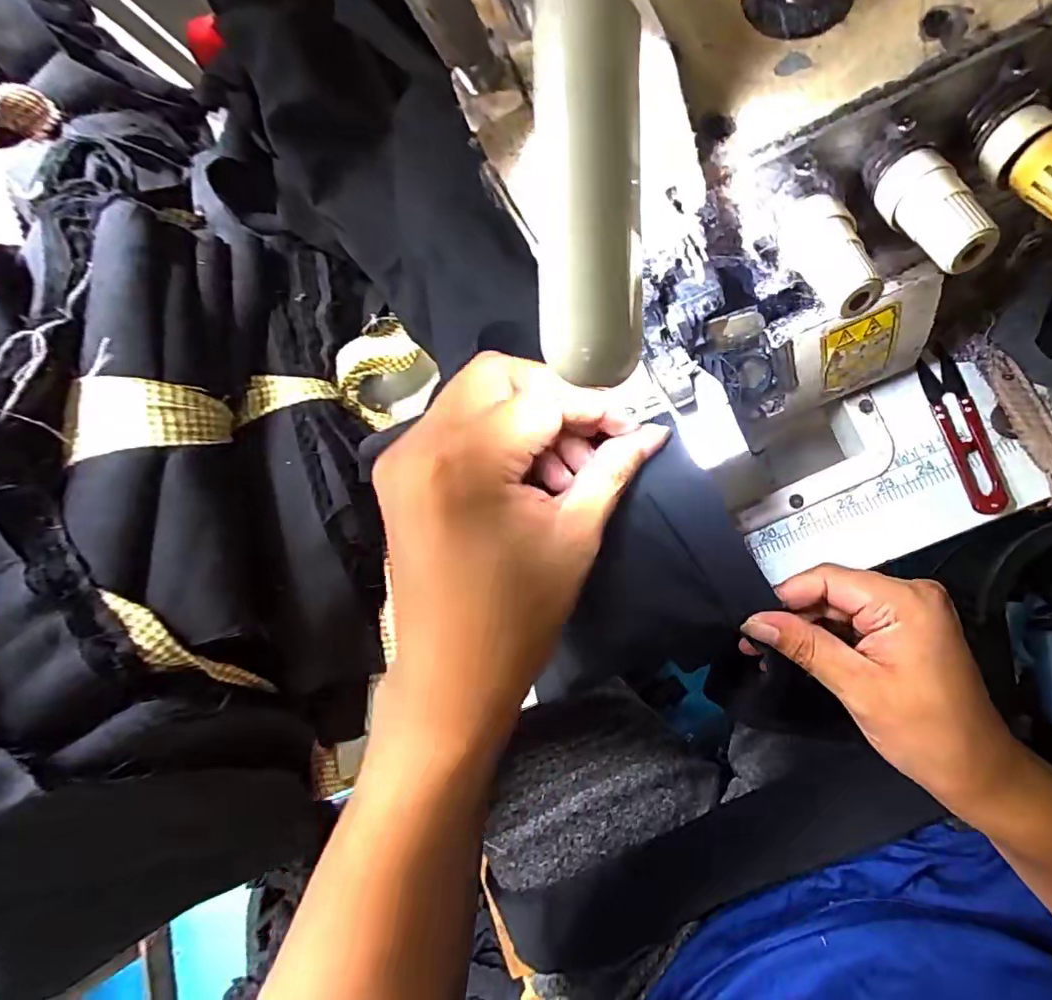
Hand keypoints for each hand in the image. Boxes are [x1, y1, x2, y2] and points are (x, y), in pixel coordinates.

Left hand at [373, 353, 669, 753]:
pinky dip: (498, 435)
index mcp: (467, 457)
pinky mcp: (401, 475)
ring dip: (527, 417)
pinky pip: (457, 426)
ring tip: (563, 473)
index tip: (627, 429)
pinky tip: (529, 479)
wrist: (450, 676)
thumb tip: (650, 433)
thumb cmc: (519, 614)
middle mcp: (423, 443)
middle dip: (554, 397)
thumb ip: (613, 469)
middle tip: (590, 442)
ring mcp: (403, 457)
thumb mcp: (577, 535)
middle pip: (498, 375)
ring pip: (476, 396)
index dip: (593, 407)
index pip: (542, 397)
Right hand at [740, 565, 1024, 818]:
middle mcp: (913, 592)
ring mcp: (914, 608)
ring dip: (812, 625)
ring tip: (774, 647)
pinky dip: (835, 634)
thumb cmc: (926, 733)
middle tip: (756, 638)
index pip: (830, 578)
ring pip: (845, 605)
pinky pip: (862, 618)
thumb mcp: (856, 686)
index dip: (787, 596)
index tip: (754, 620)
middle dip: (796, 613)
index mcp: (905, 600)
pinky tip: (807, 650)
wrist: (976, 768)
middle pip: (836, 589)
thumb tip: (758, 622)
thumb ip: (805, 645)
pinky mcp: (911, 624)